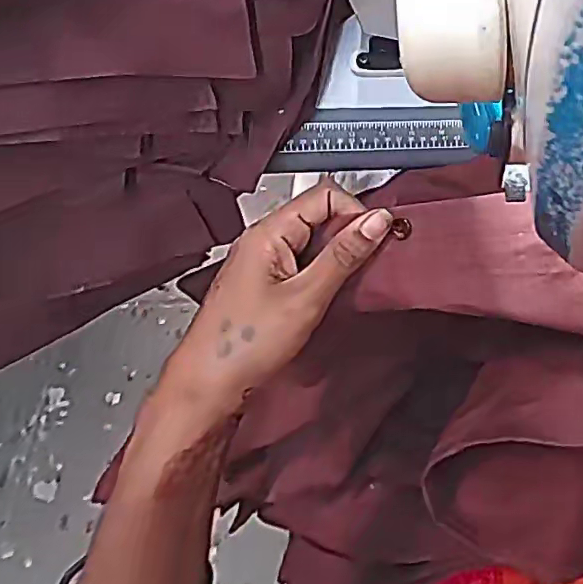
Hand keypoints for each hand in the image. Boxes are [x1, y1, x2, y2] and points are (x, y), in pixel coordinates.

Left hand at [156, 179, 392, 411]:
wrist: (205, 388)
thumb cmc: (242, 346)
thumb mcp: (306, 297)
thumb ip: (344, 254)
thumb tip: (377, 221)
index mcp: (268, 232)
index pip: (326, 195)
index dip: (357, 212)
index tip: (376, 239)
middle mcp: (263, 239)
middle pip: (322, 214)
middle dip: (350, 235)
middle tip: (365, 266)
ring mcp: (264, 260)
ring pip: (315, 240)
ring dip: (338, 256)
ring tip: (345, 284)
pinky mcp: (267, 281)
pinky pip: (304, 261)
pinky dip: (324, 273)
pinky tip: (328, 295)